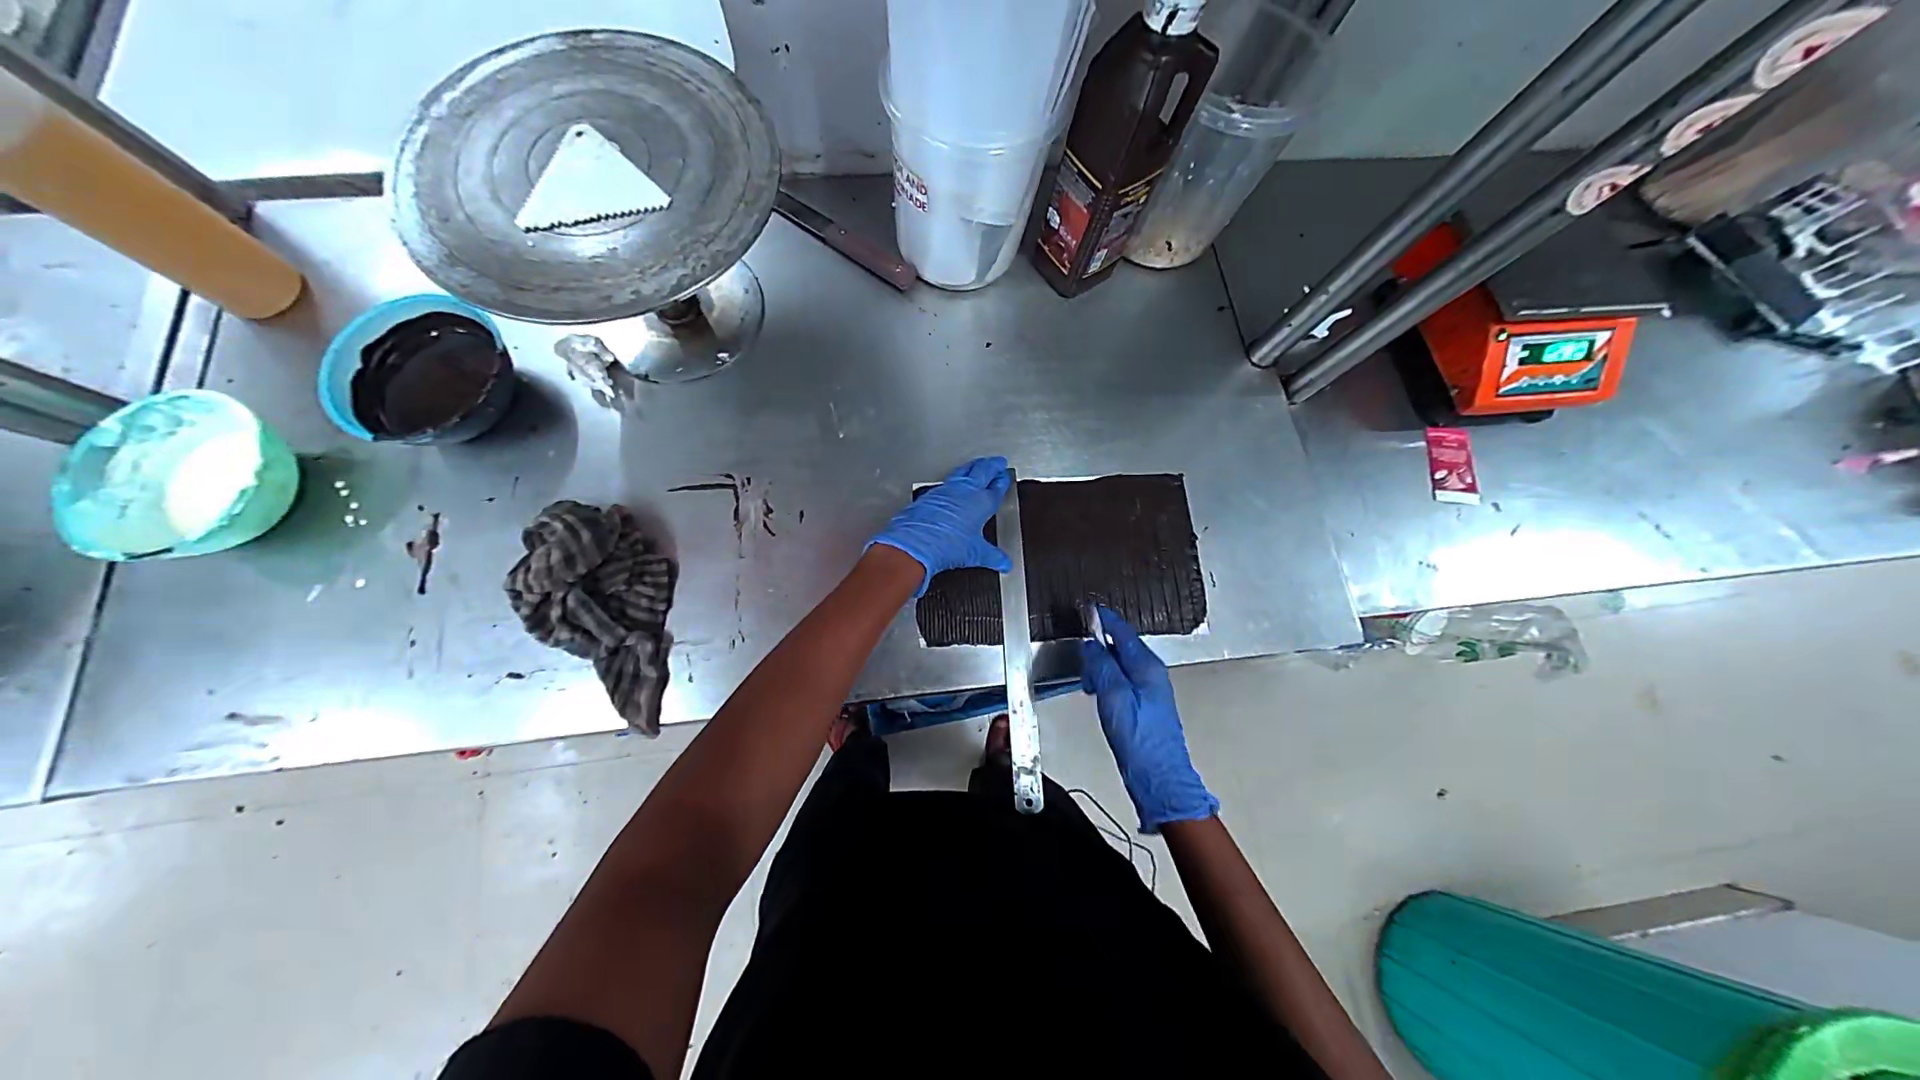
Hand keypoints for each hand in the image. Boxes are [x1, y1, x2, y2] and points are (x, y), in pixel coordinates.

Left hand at [868, 456, 1012, 597]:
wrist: (915, 544)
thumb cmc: (946, 544)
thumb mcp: (976, 554)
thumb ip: (993, 557)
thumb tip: (1003, 563)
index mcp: (981, 502)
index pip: (996, 487)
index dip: (1002, 481)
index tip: (1005, 475)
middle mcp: (964, 491)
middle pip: (982, 471)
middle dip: (991, 465)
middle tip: (998, 462)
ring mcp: (945, 490)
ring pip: (963, 471)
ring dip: (972, 467)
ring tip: (977, 465)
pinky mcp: (929, 495)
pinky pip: (945, 482)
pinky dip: (953, 479)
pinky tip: (952, 484)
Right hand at [1081, 607, 1218, 832]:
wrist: (1161, 781)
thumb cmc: (1142, 743)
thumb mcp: (1114, 698)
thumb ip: (1102, 667)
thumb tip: (1091, 646)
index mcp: (1147, 668)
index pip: (1124, 632)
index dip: (1105, 619)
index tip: (1091, 608)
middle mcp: (1152, 676)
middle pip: (1123, 647)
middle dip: (1101, 642)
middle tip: (1082, 640)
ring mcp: (1150, 693)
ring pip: (1122, 665)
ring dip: (1103, 664)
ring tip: (1086, 671)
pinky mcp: (1145, 709)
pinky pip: (1123, 682)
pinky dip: (1107, 680)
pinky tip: (1098, 691)